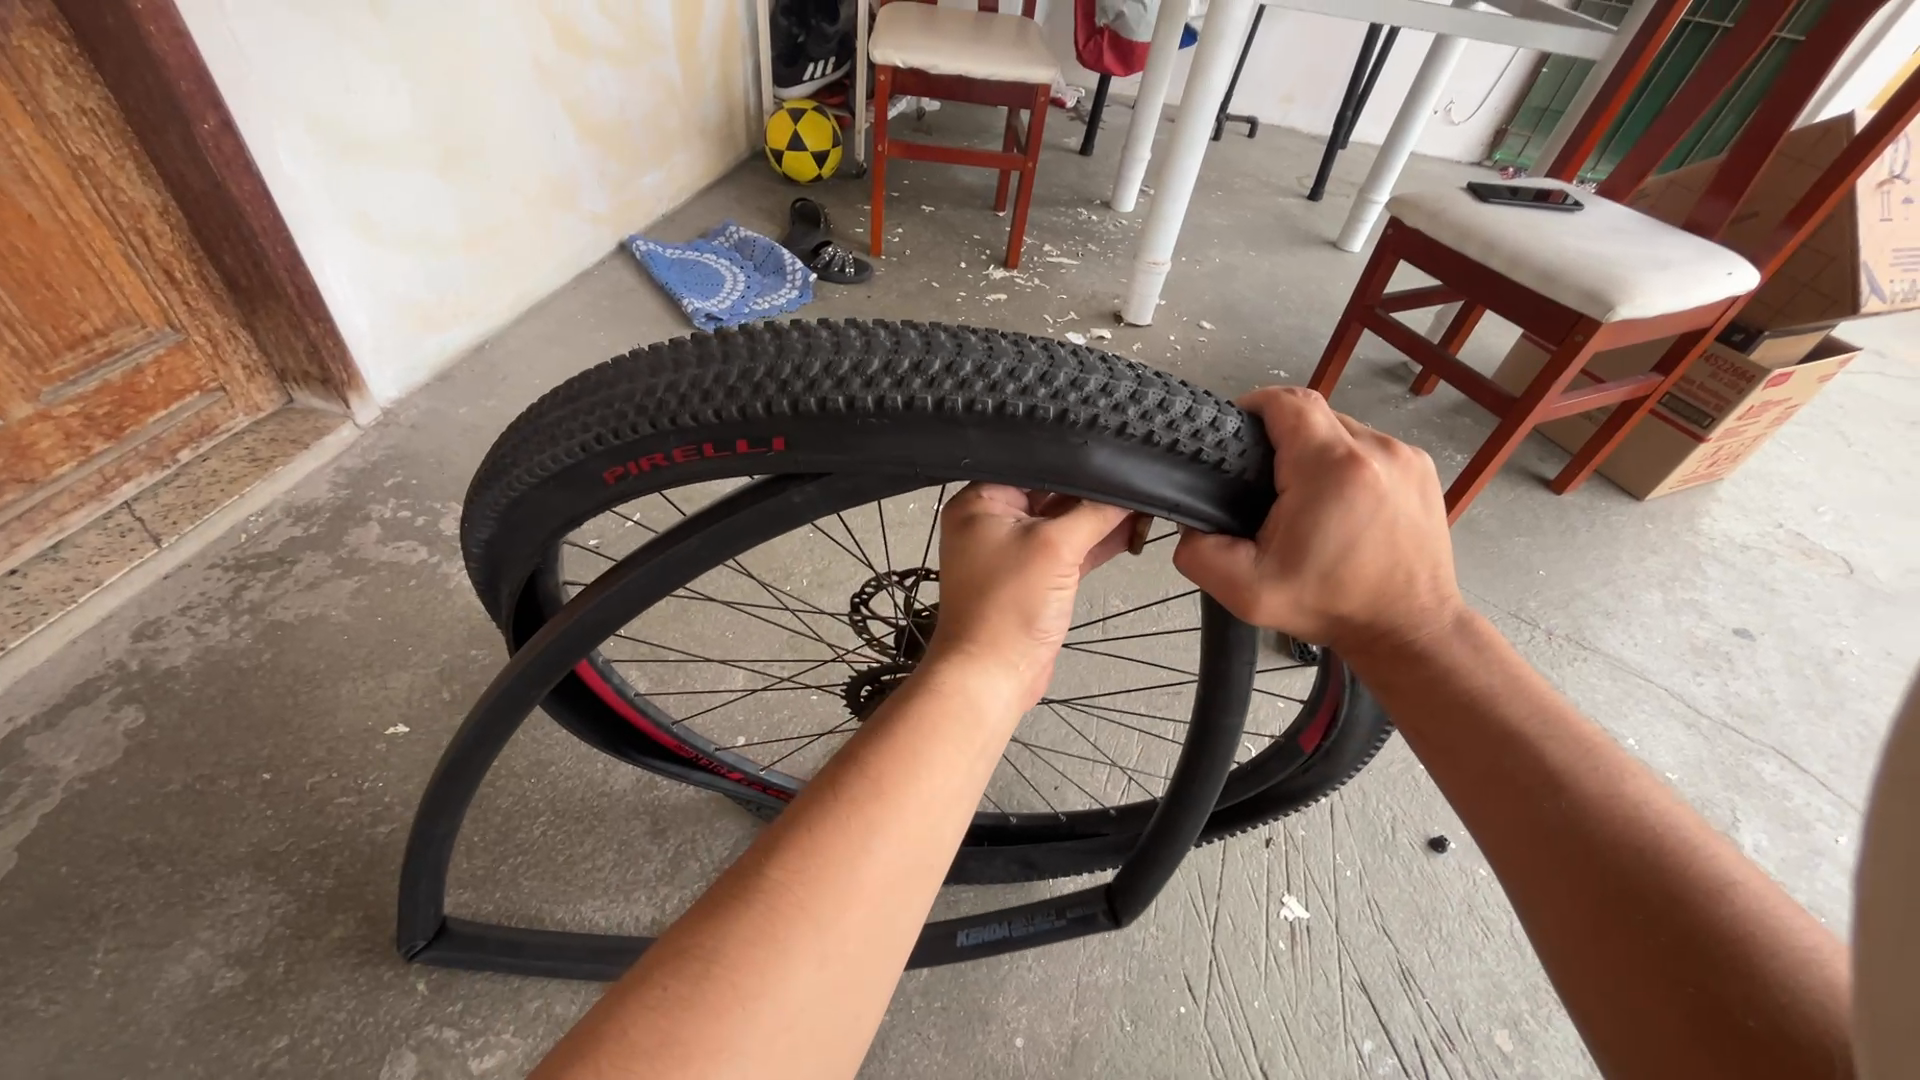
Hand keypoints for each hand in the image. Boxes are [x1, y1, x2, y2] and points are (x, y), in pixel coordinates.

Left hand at [924, 484, 1135, 710]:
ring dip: (1100, 518)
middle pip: (1051, 493)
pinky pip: (1070, 550)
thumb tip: (1128, 490)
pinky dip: (1096, 543)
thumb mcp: (1055, 547)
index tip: (1114, 455)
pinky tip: (1131, 531)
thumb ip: (1094, 512)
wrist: (993, 675)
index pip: (1034, 466)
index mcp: (980, 502)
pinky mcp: (1035, 577)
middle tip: (1135, 481)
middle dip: (1093, 491)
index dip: (1074, 463)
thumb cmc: (1005, 609)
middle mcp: (993, 522)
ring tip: (1142, 503)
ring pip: (1064, 522)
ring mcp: (1015, 551)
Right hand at [1173, 387, 1466, 666]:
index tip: (1236, 433)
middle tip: (1261, 482)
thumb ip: (1199, 552)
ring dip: (1315, 452)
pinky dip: (1346, 465)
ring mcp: (1405, 458)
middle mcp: (1376, 451)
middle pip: (1312, 414)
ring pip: (1342, 430)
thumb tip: (1191, 520)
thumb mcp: (1244, 591)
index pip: (1285, 402)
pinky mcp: (1421, 470)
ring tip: (1300, 497)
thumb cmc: (1331, 607)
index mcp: (1330, 469)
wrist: (1407, 629)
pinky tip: (1336, 503)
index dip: (1253, 407)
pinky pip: (1369, 447)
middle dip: (1281, 438)